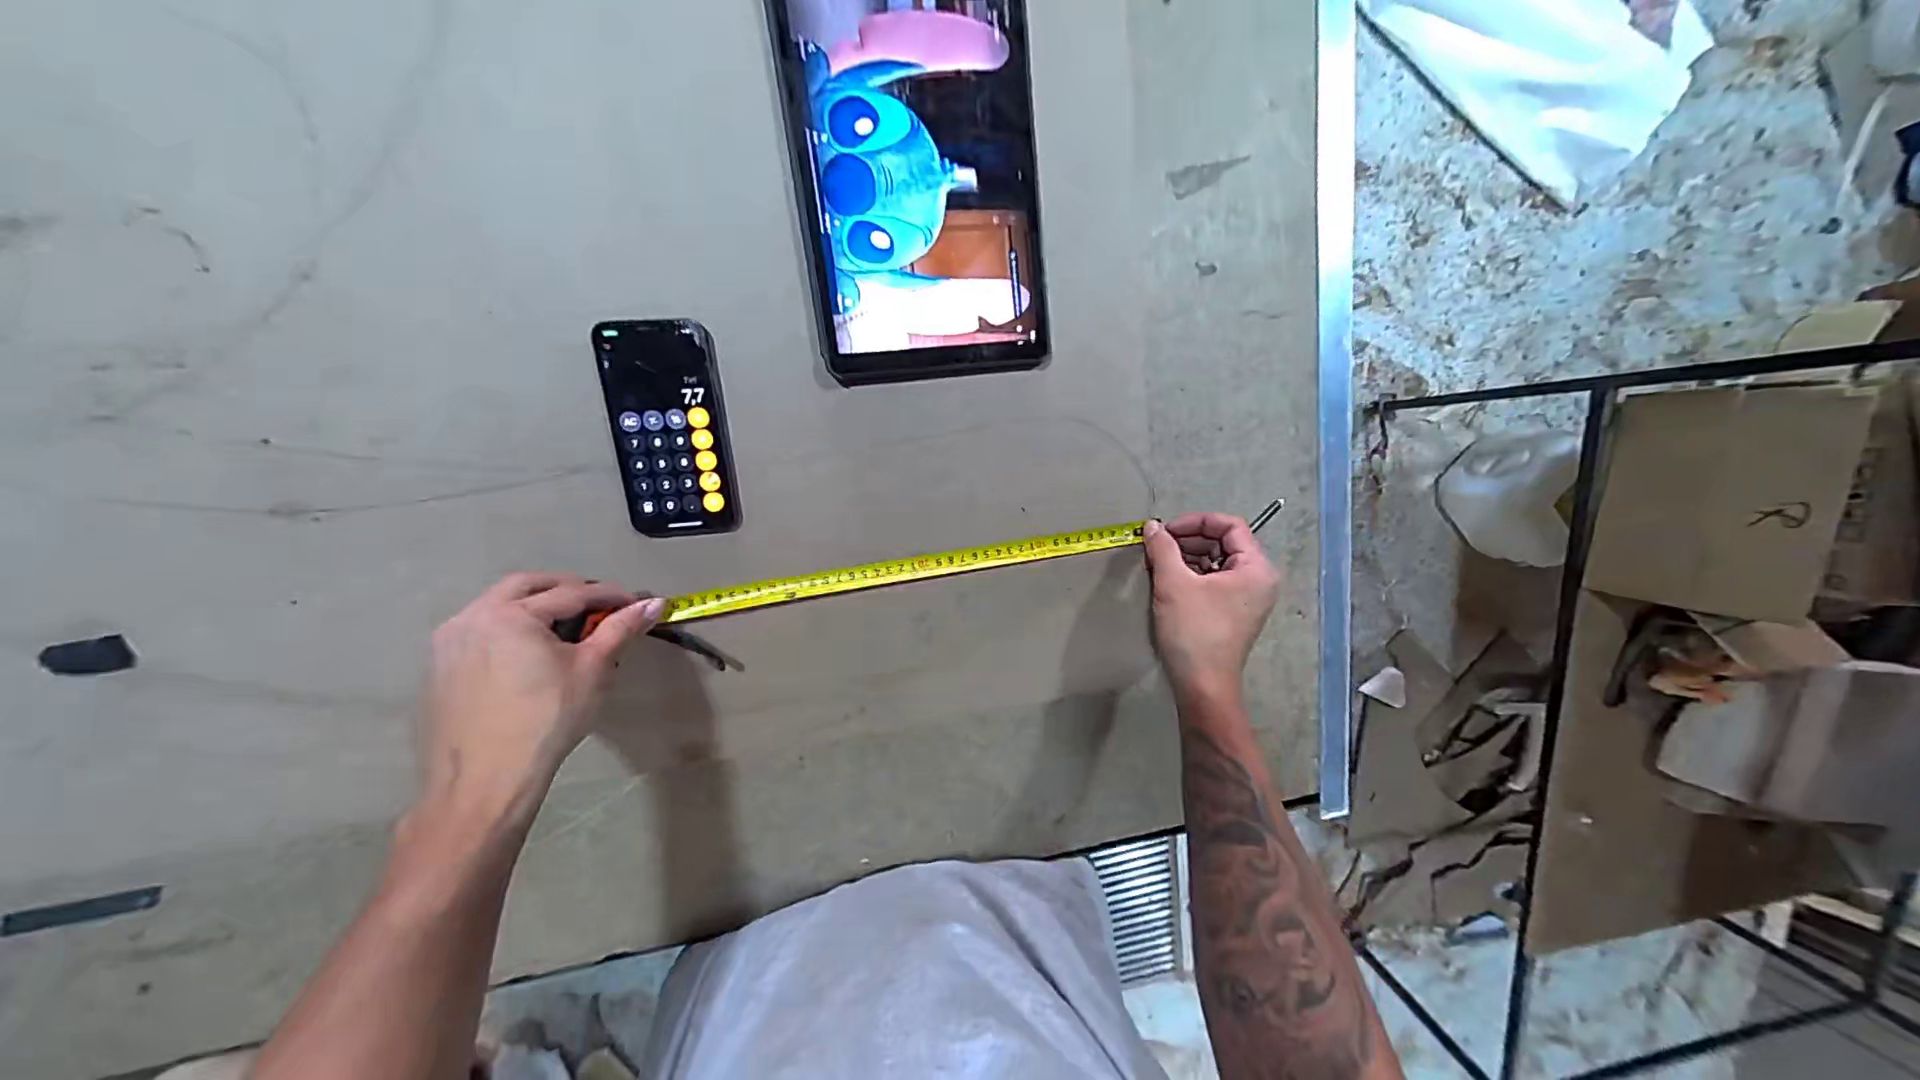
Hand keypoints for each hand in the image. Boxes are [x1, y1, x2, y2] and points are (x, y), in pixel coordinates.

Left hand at [420, 573, 665, 820]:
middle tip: (598, 606)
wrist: (485, 781)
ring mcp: (449, 642)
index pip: (570, 593)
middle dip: (566, 588)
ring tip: (566, 627)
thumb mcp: (593, 669)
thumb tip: (655, 603)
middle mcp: (472, 617)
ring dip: (535, 605)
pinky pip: (481, 631)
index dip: (608, 596)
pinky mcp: (439, 668)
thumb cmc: (547, 719)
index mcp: (510, 614)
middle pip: (526, 585)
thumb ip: (621, 629)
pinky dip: (510, 628)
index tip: (636, 603)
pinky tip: (529, 653)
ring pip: (498, 606)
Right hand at [1141, 513, 1279, 704]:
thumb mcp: (1173, 583)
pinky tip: (1168, 579)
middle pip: (1224, 542)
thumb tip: (1152, 526)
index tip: (1166, 531)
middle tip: (1158, 546)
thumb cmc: (1194, 631)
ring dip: (1187, 556)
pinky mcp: (1233, 611)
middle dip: (1189, 539)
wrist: (1202, 684)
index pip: (1230, 526)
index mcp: (1256, 568)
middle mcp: (1258, 579)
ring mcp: (1247, 597)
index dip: (1196, 522)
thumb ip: (1162, 548)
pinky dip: (1192, 574)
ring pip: (1217, 561)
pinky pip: (1214, 580)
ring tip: (1159, 562)